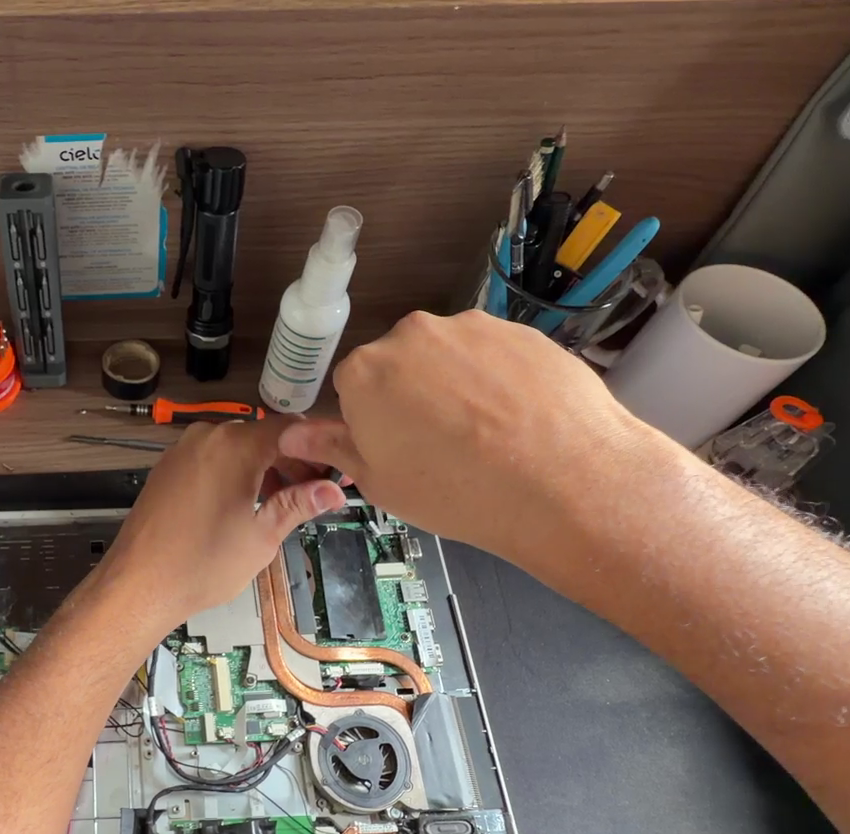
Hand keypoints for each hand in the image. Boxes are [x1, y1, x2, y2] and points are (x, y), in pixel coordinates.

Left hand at [91, 419, 344, 633]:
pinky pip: (211, 457)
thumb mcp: (262, 535)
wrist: (140, 583)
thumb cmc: (203, 564)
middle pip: (263, 435)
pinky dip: (233, 471)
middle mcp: (208, 436)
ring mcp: (183, 449)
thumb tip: (333, 490)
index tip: (333, 473)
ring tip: (280, 503)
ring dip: (262, 467)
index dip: (317, 449)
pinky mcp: (167, 466)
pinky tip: (242, 502)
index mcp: (236, 446)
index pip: (292, 429)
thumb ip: (298, 504)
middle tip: (313, 492)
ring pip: (236, 446)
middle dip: (291, 460)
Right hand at [278, 310, 670, 566]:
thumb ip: (333, 447)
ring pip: (447, 356)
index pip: (351, 387)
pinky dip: (497, 381)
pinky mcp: (519, 330)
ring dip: (454, 386)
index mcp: (365, 372)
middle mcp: (411, 335)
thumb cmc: (453, 489)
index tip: (393, 447)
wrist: (560, 481)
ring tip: (484, 435)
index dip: (370, 421)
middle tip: (437, 445)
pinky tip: (516, 420)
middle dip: (409, 396)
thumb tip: (290, 435)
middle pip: (398, 364)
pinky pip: (493, 355)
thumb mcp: (379, 480)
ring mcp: (470, 328)